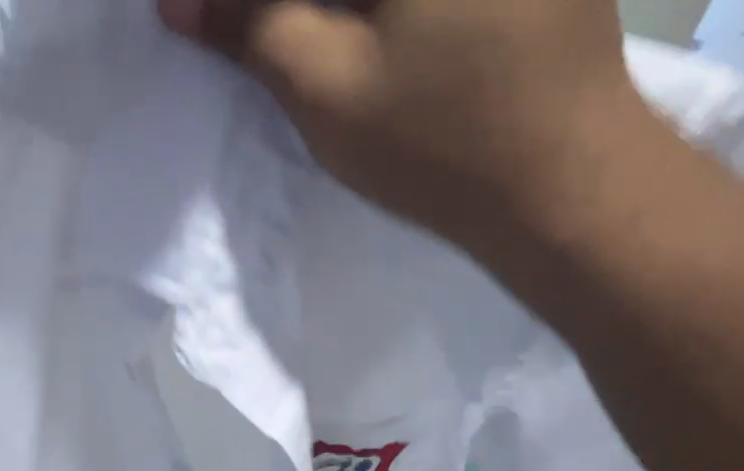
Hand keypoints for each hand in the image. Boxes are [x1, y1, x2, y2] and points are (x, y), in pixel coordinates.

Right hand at [158, 0, 676, 249]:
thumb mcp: (324, 85)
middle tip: (241, 33)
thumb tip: (176, 2)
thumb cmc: (437, 139)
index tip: (204, 23)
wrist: (567, 180)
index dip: (245, 3)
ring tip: (284, 39)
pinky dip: (365, 11)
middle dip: (281, 7)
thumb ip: (250, 27)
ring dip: (322, 11)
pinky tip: (349, 34)